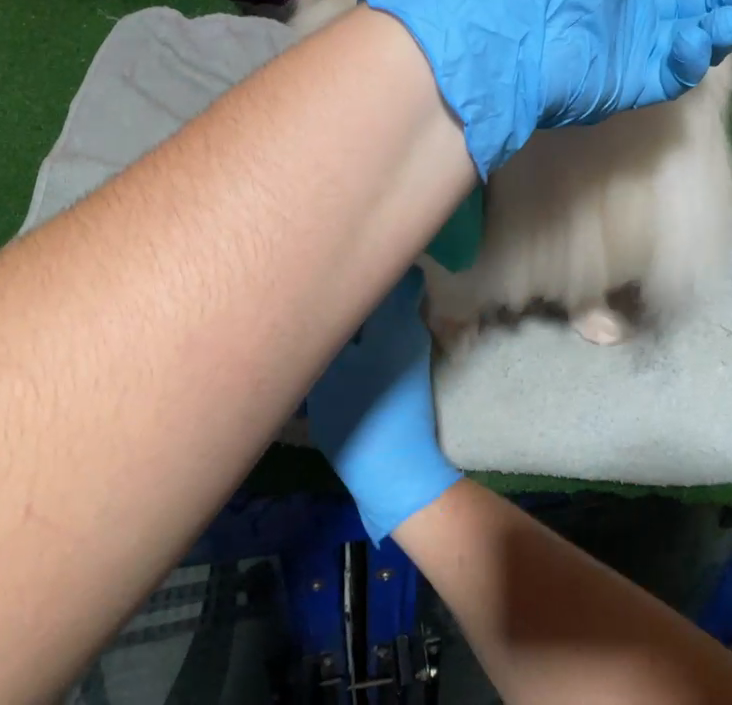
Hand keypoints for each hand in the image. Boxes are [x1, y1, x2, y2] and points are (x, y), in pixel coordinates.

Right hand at [308, 269, 461, 541]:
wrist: (394, 473)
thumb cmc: (358, 414)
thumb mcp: (330, 368)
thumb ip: (328, 324)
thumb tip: (318, 293)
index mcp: (398, 318)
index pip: (397, 269)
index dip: (372, 259)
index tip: (339, 259)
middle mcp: (412, 328)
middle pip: (389, 290)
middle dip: (359, 287)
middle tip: (320, 288)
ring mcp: (412, 353)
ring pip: (385, 317)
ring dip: (359, 315)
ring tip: (322, 317)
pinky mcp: (406, 375)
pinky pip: (384, 339)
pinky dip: (364, 337)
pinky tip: (336, 348)